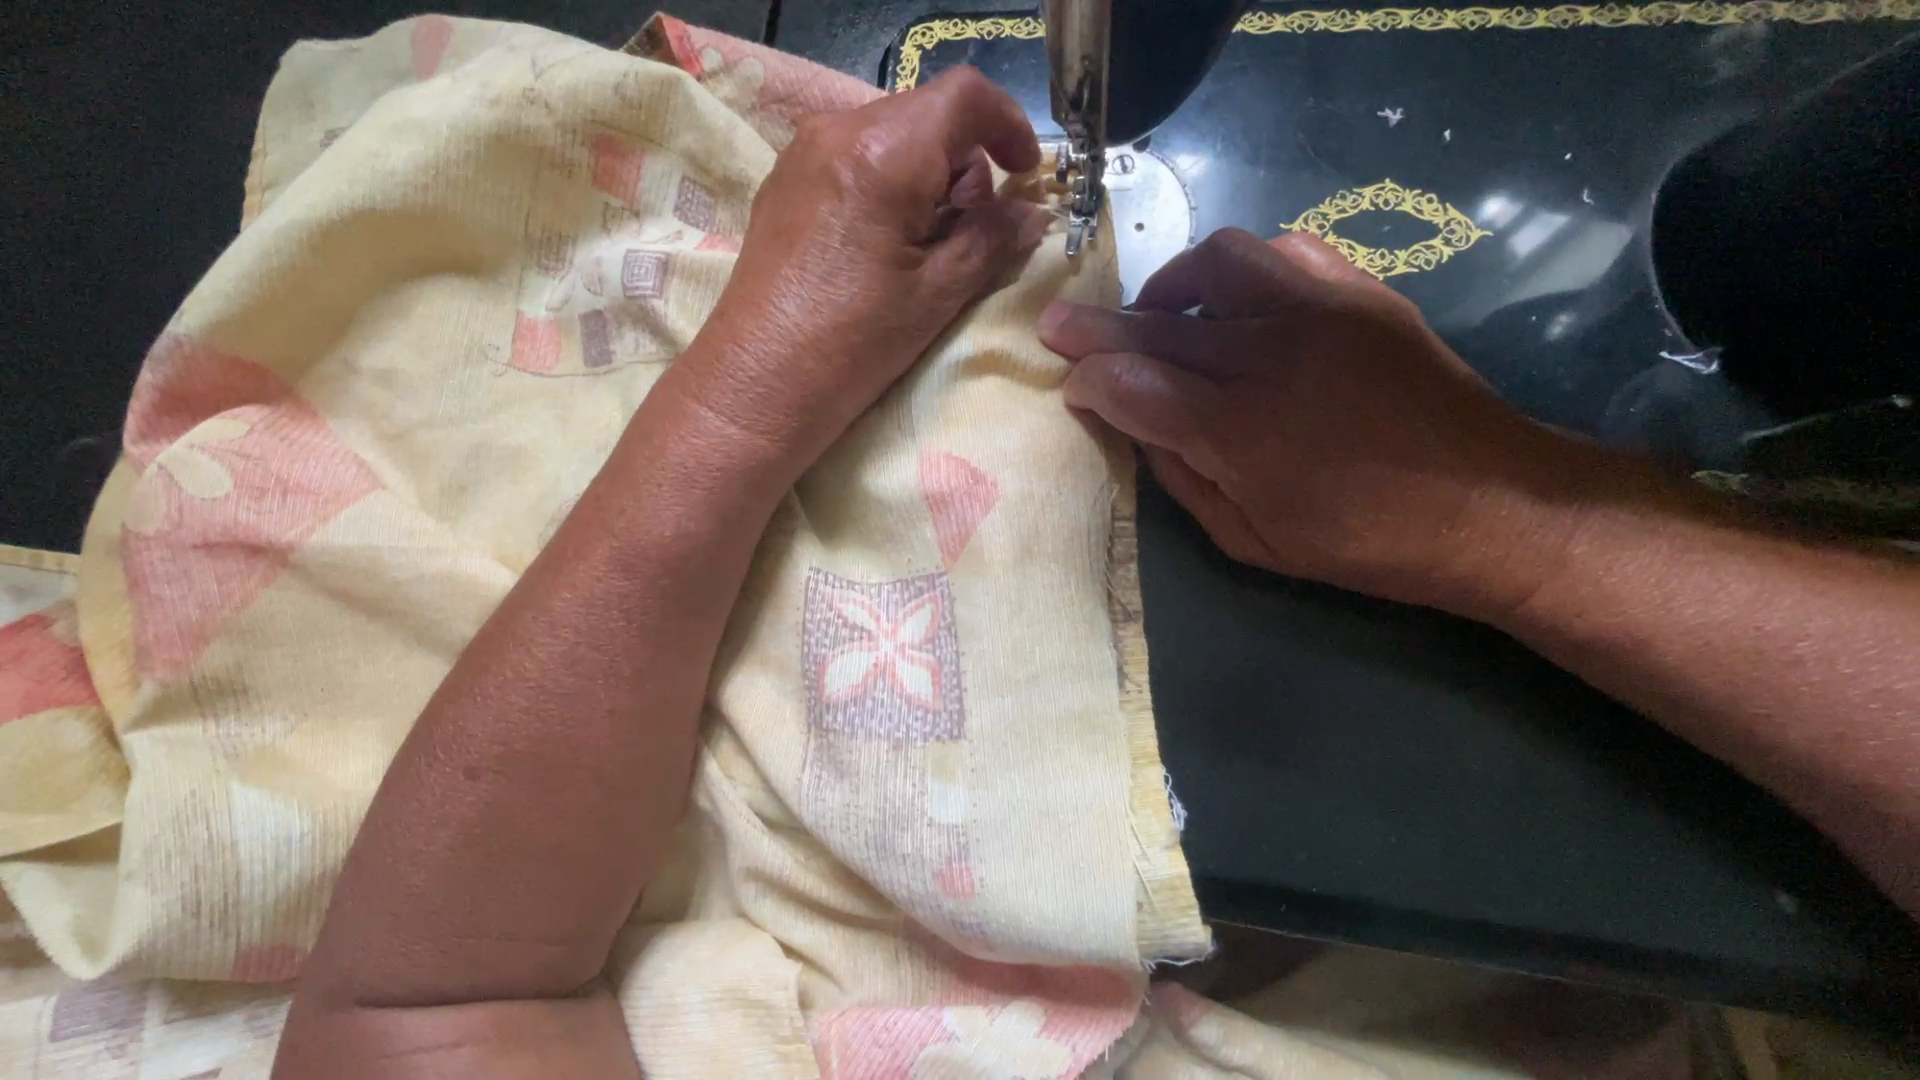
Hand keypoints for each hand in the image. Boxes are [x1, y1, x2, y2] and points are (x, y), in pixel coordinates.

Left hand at [680, 67, 1050, 465]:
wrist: (760, 383)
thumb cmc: (854, 344)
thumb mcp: (937, 295)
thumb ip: (992, 240)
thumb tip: (1032, 213)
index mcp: (883, 155)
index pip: (965, 96)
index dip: (1009, 124)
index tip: (1026, 174)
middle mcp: (837, 132)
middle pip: (926, 114)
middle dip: (966, 161)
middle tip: (974, 227)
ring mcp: (803, 153)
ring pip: (890, 135)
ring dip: (928, 174)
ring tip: (928, 243)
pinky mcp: (785, 181)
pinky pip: (854, 156)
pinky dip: (888, 182)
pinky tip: (887, 242)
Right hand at [1039, 228, 1597, 616]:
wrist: (1492, 504)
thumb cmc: (1361, 541)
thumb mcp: (1249, 539)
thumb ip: (1180, 476)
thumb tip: (1133, 425)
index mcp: (1239, 433)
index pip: (1130, 383)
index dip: (1088, 380)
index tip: (1071, 386)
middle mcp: (1271, 357)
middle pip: (1157, 323)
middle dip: (1094, 328)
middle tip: (1057, 325)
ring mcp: (1321, 313)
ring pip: (1217, 261)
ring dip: (1170, 285)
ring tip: (1159, 314)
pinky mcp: (1362, 294)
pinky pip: (1285, 252)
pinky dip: (1244, 271)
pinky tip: (1238, 302)